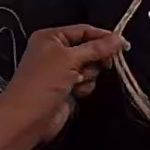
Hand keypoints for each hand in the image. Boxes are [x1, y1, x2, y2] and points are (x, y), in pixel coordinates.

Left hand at [0, 25, 125, 144]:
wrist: (27, 120)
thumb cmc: (43, 83)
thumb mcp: (70, 59)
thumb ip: (97, 48)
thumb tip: (119, 39)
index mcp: (51, 37)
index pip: (84, 30)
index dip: (103, 36)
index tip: (123, 44)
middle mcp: (55, 51)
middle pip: (89, 48)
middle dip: (95, 58)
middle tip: (105, 64)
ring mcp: (61, 70)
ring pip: (90, 66)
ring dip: (89, 74)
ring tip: (78, 82)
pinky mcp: (66, 88)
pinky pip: (86, 81)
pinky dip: (84, 86)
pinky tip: (75, 92)